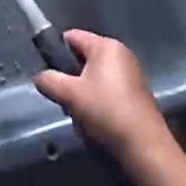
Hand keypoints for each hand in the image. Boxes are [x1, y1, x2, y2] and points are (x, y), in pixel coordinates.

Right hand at [33, 29, 172, 165]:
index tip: (49, 72)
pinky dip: (98, 99)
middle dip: (70, 74)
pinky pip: (107, 88)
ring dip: (83, 90)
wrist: (145, 149)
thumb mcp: (70, 95)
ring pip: (94, 74)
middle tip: (64, 95)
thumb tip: (39, 77)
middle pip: (83, 56)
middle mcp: (121, 54)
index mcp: (106, 46)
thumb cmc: (106, 113)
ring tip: (80, 110)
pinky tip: (96, 118)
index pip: (72, 36)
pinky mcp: (136, 93)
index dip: (56, 51)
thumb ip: (49, 80)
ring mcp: (131, 73)